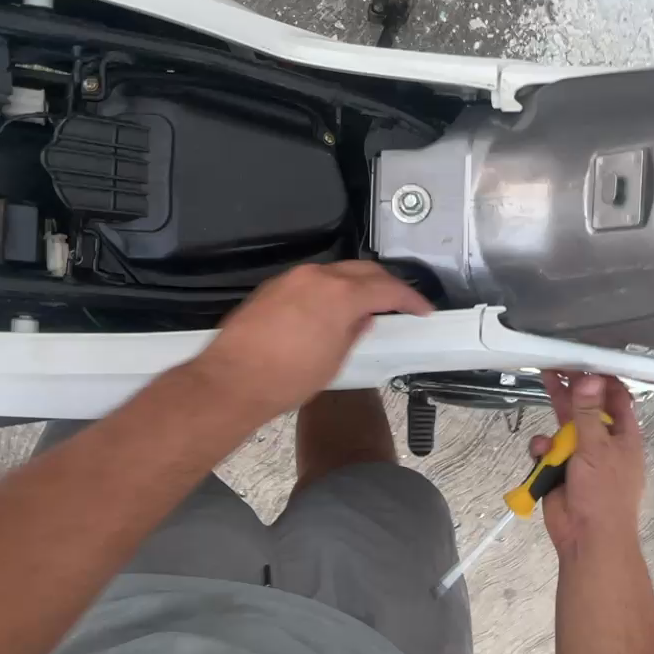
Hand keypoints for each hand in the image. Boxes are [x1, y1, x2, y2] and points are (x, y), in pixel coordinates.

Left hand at [190, 261, 432, 421]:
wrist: (232, 382)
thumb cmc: (283, 378)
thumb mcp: (334, 361)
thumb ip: (354, 332)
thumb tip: (362, 320)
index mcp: (340, 294)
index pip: (387, 289)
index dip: (410, 299)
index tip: (421, 309)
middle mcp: (316, 278)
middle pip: (363, 271)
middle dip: (386, 285)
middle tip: (400, 303)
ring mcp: (291, 280)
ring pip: (336, 272)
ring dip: (356, 285)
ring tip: (369, 305)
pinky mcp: (272, 289)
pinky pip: (311, 281)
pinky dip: (329, 290)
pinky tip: (332, 309)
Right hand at [530, 372, 645, 561]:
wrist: (587, 537)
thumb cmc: (604, 494)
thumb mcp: (597, 448)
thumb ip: (589, 413)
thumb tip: (590, 379)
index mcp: (624, 436)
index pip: (616, 398)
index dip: (600, 379)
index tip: (583, 361)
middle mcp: (603, 443)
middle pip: (585, 409)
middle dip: (570, 391)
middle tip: (553, 367)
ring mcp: (580, 457)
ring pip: (562, 429)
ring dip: (553, 425)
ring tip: (546, 405)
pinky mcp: (559, 470)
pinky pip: (546, 452)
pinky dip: (542, 451)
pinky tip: (541, 454)